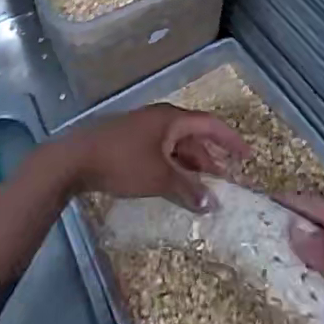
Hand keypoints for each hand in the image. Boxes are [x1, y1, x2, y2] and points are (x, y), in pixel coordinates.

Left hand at [56, 105, 250, 210]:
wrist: (75, 158)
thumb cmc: (122, 162)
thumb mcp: (159, 178)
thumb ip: (188, 190)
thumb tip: (213, 204)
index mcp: (171, 119)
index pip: (210, 125)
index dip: (231, 140)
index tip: (248, 156)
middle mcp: (160, 118)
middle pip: (193, 136)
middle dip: (210, 158)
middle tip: (225, 181)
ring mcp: (143, 129)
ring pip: (175, 146)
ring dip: (190, 166)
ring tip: (201, 190)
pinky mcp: (129, 141)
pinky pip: (161, 152)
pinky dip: (172, 167)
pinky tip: (173, 186)